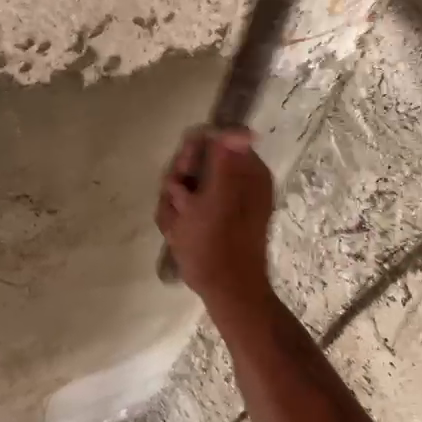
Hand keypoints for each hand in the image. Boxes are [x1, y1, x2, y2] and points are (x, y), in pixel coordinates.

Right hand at [155, 127, 275, 304]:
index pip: (211, 140)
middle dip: (178, 184)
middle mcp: (238, 180)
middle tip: (179, 205)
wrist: (227, 293)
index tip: (182, 177)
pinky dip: (179, 217)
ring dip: (174, 204)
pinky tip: (179, 233)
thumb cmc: (217, 246)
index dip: (190, 155)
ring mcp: (226, 199)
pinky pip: (188, 204)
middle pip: (194, 162)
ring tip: (178, 226)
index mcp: (246, 171)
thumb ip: (223, 162)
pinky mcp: (216, 217)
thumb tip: (241, 129)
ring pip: (186, 185)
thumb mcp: (216, 199)